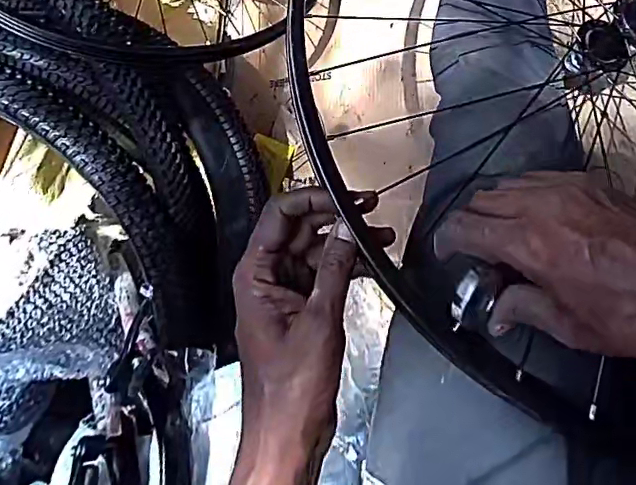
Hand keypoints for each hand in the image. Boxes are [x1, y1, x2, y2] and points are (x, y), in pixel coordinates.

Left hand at [230, 187, 390, 484]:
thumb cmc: (289, 393)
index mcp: (256, 273)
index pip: (280, 214)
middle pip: (300, 227)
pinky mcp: (300, 305)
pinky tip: (371, 260)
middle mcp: (266, 276)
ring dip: (347, 240)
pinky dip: (347, 263)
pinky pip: (323, 270)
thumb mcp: (319, 320)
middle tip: (368, 206)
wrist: (287, 438)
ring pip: (316, 247)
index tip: (344, 196)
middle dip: (336, 215)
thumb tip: (347, 229)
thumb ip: (334, 268)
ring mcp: (284, 289)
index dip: (313, 198)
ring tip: (380, 233)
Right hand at [435, 171, 635, 365]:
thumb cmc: (635, 318)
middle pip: (484, 198)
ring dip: (496, 205)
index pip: (469, 226)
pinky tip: (538, 219)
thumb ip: (525, 308)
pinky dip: (525, 194)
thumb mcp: (574, 328)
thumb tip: (495, 309)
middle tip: (476, 251)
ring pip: (509, 183)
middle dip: (470, 222)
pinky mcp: (589, 181)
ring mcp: (567, 186)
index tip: (444, 250)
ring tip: (505, 235)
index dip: (448, 238)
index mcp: (533, 242)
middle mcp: (543, 203)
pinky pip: (539, 178)